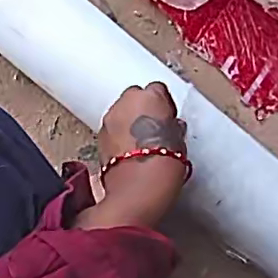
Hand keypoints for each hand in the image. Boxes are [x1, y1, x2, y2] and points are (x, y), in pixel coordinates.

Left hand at [77, 83, 188, 230]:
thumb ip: (171, 126)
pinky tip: (127, 152)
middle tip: (153, 129)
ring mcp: (109, 118)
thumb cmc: (162, 163)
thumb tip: (169, 127)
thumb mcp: (179, 140)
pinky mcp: (98, 135)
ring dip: (128, 122)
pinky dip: (117, 136)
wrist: (137, 187)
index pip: (157, 90)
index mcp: (151, 96)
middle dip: (142, 110)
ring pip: (120, 112)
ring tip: (139, 143)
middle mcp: (126, 102)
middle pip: (134, 97)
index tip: (167, 117)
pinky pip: (111, 129)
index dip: (163, 104)